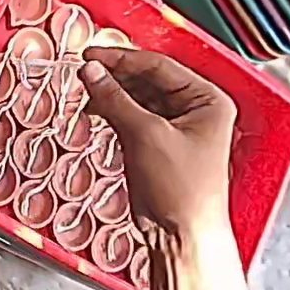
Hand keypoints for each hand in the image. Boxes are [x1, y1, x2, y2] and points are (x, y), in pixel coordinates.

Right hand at [79, 48, 236, 236]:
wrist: (180, 233)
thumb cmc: (182, 189)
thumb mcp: (145, 135)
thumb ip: (115, 98)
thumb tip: (92, 70)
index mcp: (206, 100)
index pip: (158, 66)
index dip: (121, 59)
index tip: (90, 55)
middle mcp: (193, 109)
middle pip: (146, 80)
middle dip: (114, 77)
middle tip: (83, 73)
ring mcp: (173, 126)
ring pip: (135, 97)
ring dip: (109, 94)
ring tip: (85, 93)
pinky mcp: (153, 142)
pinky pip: (129, 116)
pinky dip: (110, 111)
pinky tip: (94, 111)